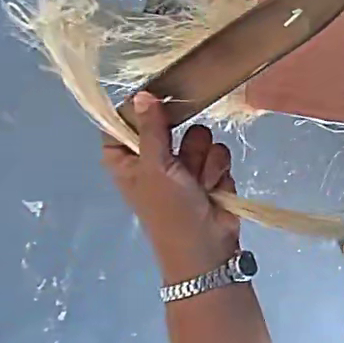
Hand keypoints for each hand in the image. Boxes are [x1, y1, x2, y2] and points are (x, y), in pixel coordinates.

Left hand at [103, 91, 241, 284]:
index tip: (156, 100)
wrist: (206, 248)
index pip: (124, 122)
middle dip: (183, 141)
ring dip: (204, 160)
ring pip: (200, 137)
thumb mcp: (154, 167)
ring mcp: (185, 165)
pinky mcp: (211, 172)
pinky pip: (219, 154)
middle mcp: (154, 158)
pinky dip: (218, 172)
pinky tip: (213, 189)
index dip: (140, 111)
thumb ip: (151, 129)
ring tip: (201, 182)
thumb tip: (143, 94)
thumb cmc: (170, 211)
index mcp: (127, 159)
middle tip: (181, 157)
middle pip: (170, 124)